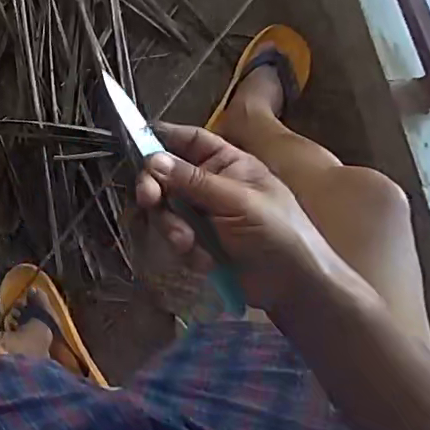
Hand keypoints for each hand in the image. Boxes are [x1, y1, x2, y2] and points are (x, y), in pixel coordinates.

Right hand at [133, 122, 361, 309]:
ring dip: (170, 226)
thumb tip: (152, 159)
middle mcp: (208, 183)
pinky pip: (170, 236)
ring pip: (163, 208)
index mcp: (226, 162)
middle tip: (150, 201)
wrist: (296, 290)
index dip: (160, 139)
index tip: (134, 145)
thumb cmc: (279, 235)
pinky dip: (182, 249)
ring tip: (188, 244)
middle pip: (164, 174)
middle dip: (155, 190)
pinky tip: (202, 261)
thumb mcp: (238, 201)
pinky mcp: (194, 241)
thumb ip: (193, 180)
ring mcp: (200, 213)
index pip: (187, 139)